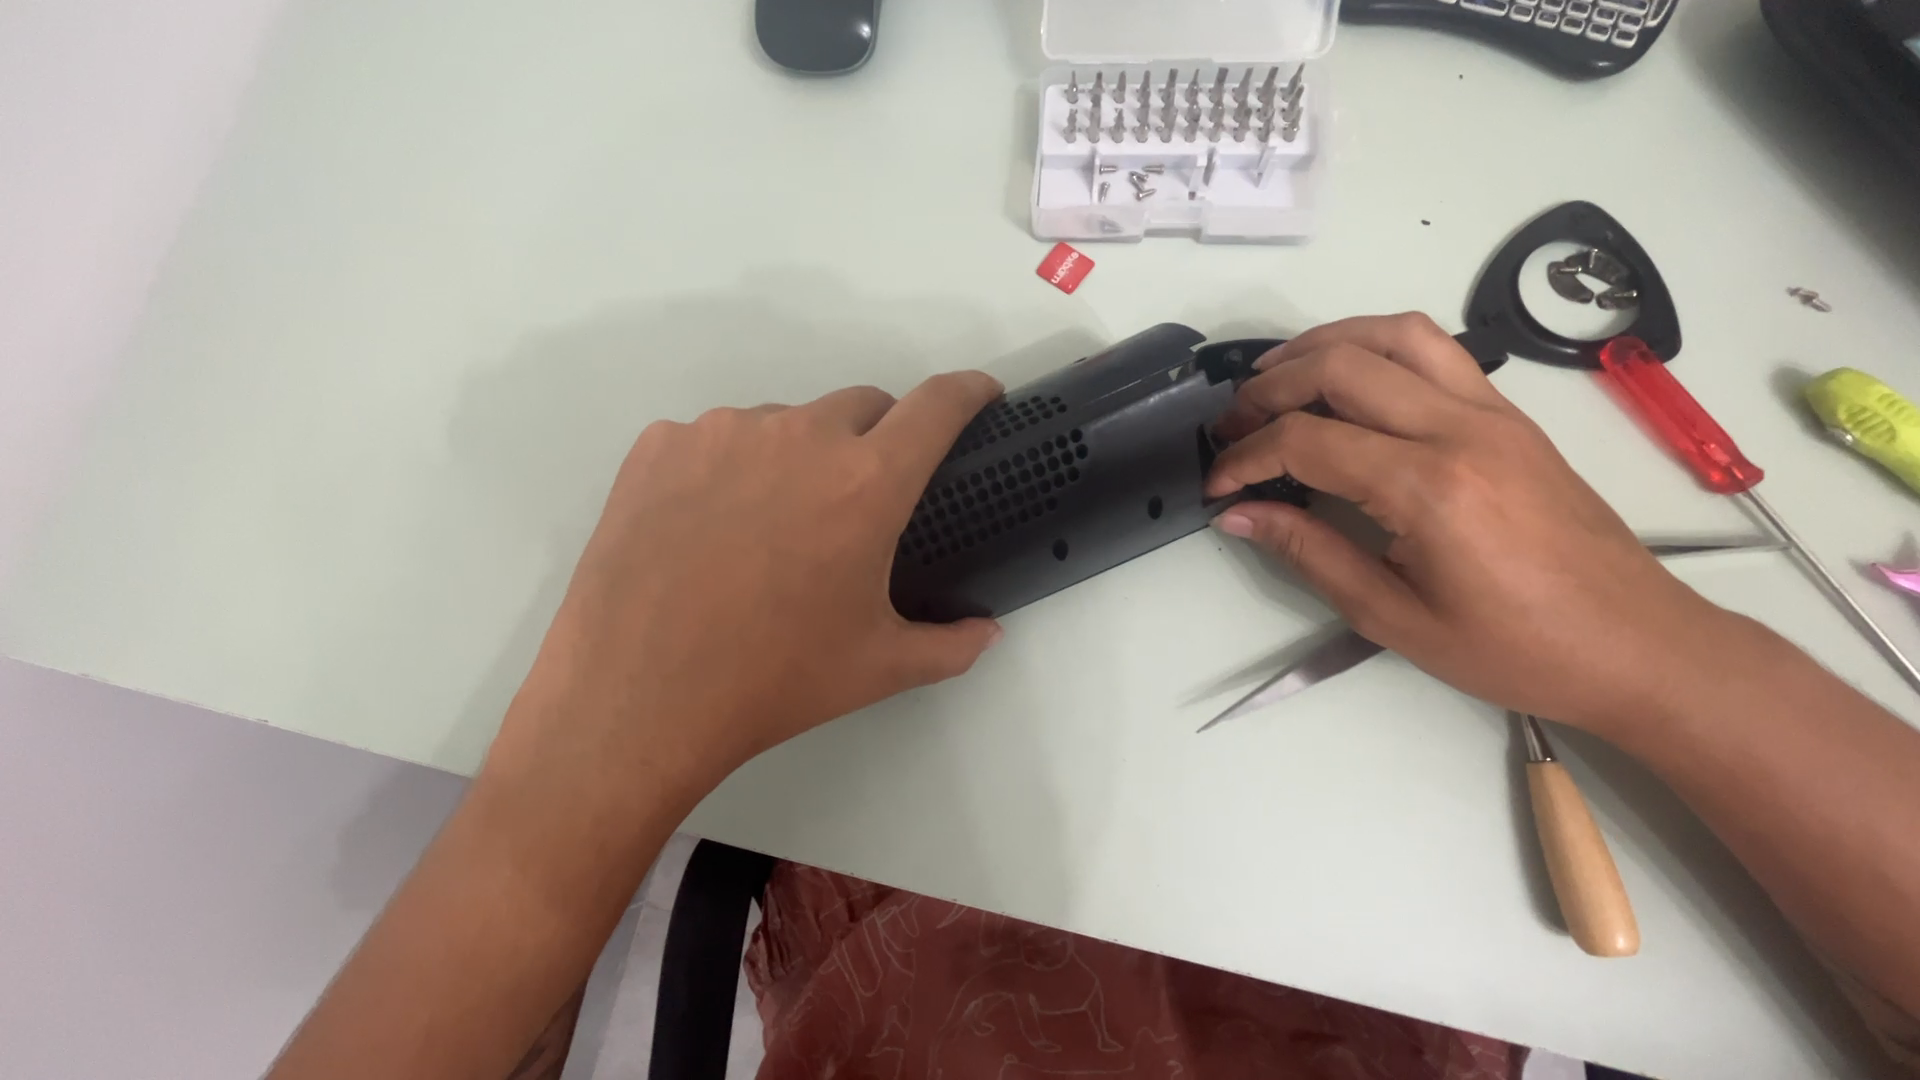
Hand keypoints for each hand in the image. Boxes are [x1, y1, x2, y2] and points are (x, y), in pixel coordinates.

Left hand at [488, 372, 1005, 809]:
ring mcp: (722, 432)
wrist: (636, 699)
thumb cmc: (773, 680)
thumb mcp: (878, 668)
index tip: (980, 395)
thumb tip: (987, 633)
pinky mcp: (660, 445)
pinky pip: (717, 439)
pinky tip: (711, 528)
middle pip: (863, 405)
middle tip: (860, 501)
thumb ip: (950, 645)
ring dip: (800, 455)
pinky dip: (732, 467)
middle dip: (879, 438)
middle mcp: (799, 436)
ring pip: (786, 422)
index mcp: (866, 482)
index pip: (936, 406)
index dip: (968, 392)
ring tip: (773, 527)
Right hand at [1206, 313, 1728, 734]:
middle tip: (1232, 426)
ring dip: (1322, 345)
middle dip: (1267, 390)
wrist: (1638, 645)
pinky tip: (1345, 382)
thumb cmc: (1513, 648)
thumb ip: (1308, 553)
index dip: (1245, 457)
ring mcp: (1492, 412)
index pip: (1307, 440)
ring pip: (1393, 335)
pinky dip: (1374, 347)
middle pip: (1341, 366)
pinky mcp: (1510, 414)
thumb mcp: (1392, 616)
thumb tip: (1238, 515)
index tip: (1217, 487)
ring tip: (1275, 378)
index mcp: (1429, 487)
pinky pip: (1434, 350)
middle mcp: (1460, 429)